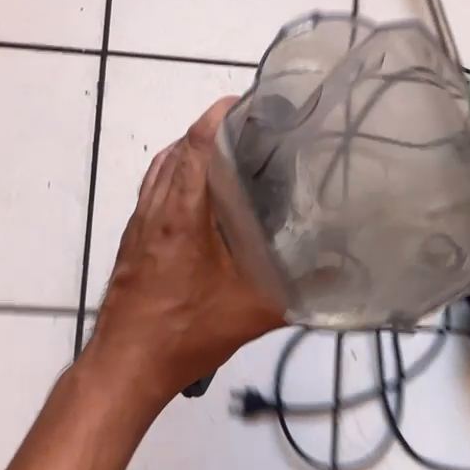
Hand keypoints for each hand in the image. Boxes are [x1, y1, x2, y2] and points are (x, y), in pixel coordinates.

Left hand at [85, 98, 285, 407]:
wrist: (125, 365)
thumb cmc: (186, 333)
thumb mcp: (253, 312)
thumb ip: (300, 291)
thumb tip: (345, 274)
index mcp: (182, 214)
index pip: (194, 145)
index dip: (217, 116)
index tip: (248, 104)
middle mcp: (155, 209)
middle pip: (176, 151)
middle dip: (209, 131)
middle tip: (250, 131)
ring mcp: (138, 224)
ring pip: (160, 170)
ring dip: (188, 153)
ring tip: (227, 155)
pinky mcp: (132, 240)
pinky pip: (153, 192)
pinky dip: (175, 177)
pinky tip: (200, 198)